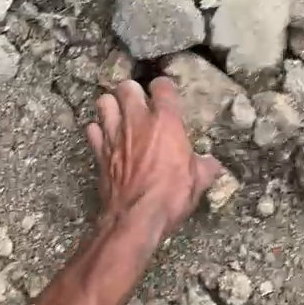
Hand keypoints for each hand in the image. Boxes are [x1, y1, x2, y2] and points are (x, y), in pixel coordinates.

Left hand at [86, 79, 224, 244]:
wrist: (135, 217)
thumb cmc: (170, 196)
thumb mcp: (198, 181)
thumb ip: (205, 166)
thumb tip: (211, 163)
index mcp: (166, 122)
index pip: (163, 86)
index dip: (164, 87)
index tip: (165, 94)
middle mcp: (137, 121)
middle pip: (127, 87)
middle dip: (132, 91)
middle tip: (138, 101)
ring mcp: (114, 134)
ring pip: (104, 102)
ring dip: (111, 105)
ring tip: (118, 113)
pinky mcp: (99, 151)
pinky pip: (92, 129)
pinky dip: (98, 131)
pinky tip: (105, 137)